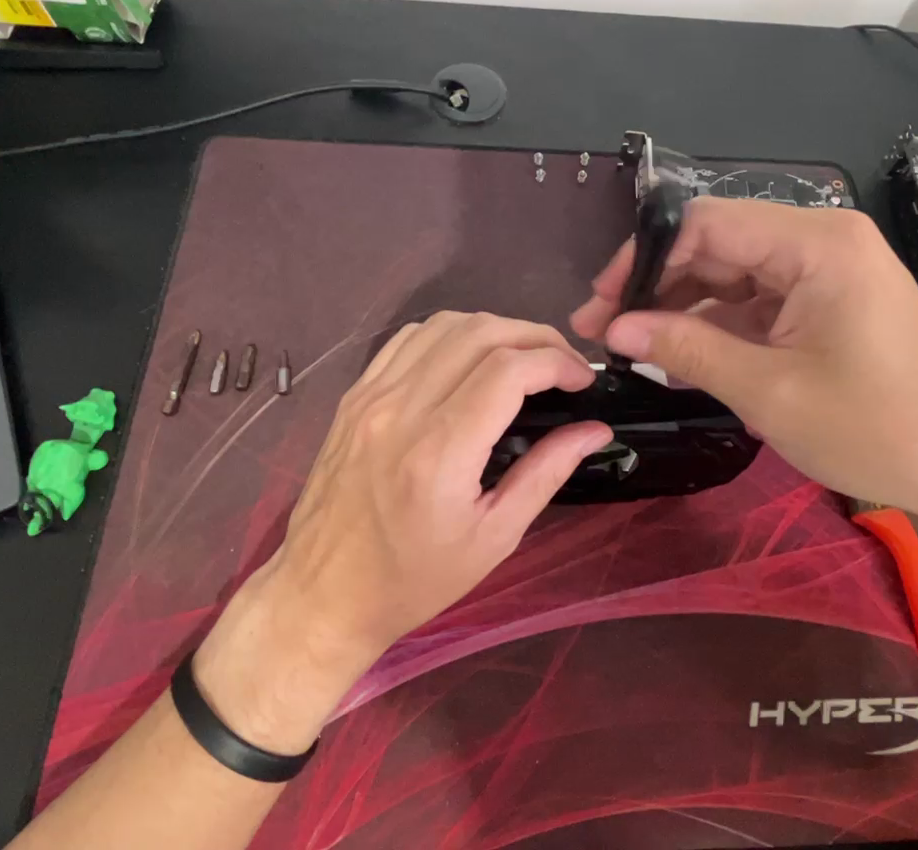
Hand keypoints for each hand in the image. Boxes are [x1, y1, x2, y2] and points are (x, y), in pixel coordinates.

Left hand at [194, 312, 610, 752]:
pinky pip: (407, 340)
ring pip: (443, 325)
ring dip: (494, 329)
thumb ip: (545, 473)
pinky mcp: (354, 396)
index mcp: (440, 452)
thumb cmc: (413, 580)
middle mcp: (402, 410)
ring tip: (522, 357)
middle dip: (534, 336)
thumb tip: (594, 429)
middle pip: (480, 333)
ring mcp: (371, 397)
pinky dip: (449, 334)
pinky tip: (468, 358)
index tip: (582, 381)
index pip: (508, 370)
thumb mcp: (493, 538)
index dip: (556, 361)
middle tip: (562, 364)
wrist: (323, 593)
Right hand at [571, 198, 917, 522]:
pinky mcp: (829, 303)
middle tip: (604, 332)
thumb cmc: (874, 430)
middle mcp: (824, 241)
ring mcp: (829, 272)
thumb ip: (685, 350)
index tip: (602, 305)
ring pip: (733, 274)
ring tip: (631, 348)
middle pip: (718, 245)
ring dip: (682, 309)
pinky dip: (718, 326)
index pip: (706, 222)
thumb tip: (613, 329)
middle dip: (657, 286)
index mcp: (818, 243)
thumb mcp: (767, 391)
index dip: (644, 258)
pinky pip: (758, 301)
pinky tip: (679, 356)